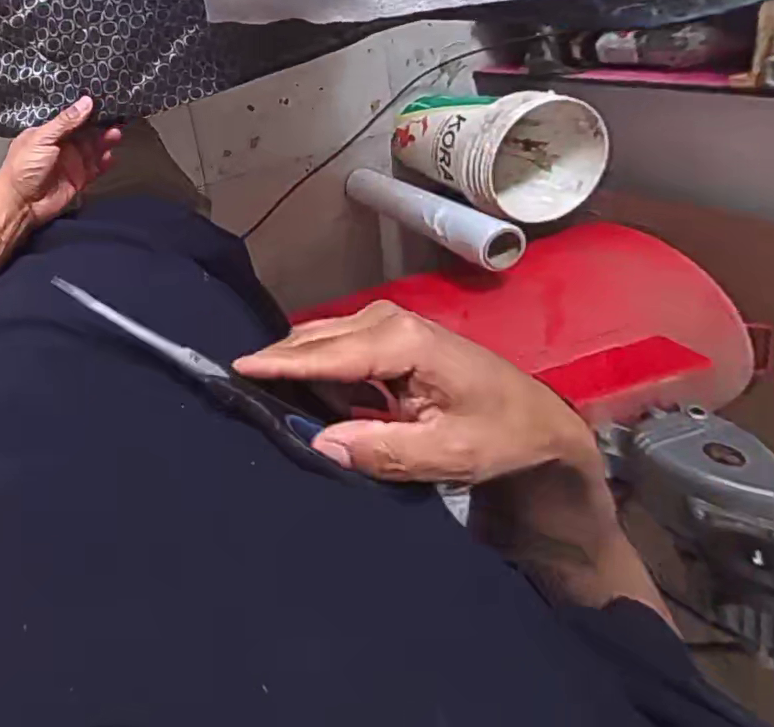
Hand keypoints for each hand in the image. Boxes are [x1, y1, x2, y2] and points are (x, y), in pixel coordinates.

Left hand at [0, 95, 121, 225]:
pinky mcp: (79, 179)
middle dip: (101, 124)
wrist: (21, 204)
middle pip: (86, 132)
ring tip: (116, 133)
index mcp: (49, 132)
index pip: (72, 117)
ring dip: (105, 141)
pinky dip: (105, 162)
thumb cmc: (23, 168)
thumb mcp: (42, 139)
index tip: (103, 99)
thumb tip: (86, 101)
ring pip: (94, 148)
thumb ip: (65, 121)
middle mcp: (62, 145)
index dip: (86, 109)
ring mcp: (71, 162)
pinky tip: (111, 156)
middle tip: (116, 115)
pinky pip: (96, 168)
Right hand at [232, 300, 598, 483]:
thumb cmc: (499, 434)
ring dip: (295, 368)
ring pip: (317, 340)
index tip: (237, 369)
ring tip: (269, 398)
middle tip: (241, 390)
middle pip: (313, 339)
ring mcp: (381, 321)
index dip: (280, 364)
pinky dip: (314, 370)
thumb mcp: (450, 454)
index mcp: (403, 342)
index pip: (327, 354)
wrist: (536, 417)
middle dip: (278, 363)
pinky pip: (331, 346)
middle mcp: (385, 319)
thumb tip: (320, 442)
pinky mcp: (380, 331)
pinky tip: (309, 396)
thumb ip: (384, 450)